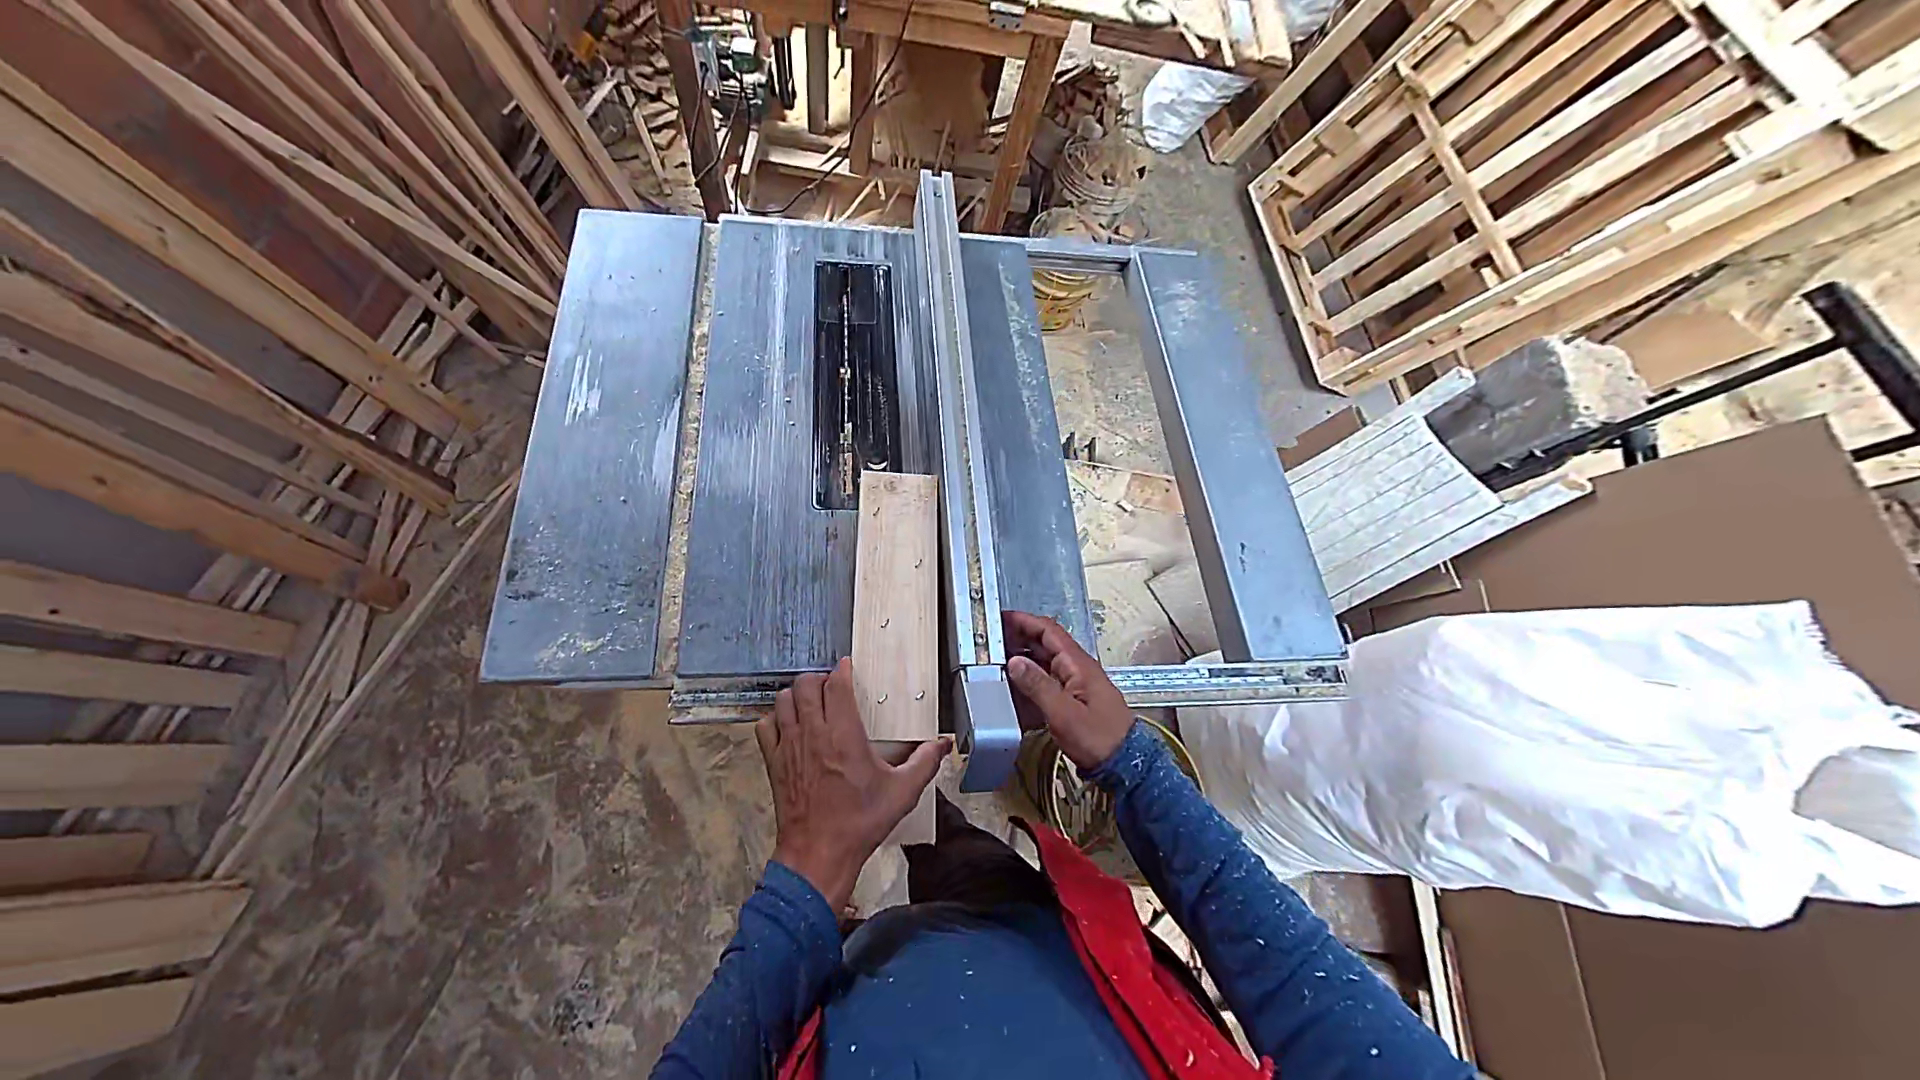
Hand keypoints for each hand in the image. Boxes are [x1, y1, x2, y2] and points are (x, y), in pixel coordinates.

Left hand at [756, 658, 949, 910]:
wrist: (819, 854)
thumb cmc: (859, 822)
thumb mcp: (902, 792)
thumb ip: (924, 763)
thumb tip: (942, 745)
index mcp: (844, 735)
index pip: (837, 685)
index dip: (842, 670)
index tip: (848, 668)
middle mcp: (813, 733)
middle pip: (806, 684)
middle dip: (819, 679)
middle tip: (832, 687)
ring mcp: (789, 746)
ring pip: (783, 700)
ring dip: (797, 695)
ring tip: (811, 702)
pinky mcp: (773, 762)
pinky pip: (765, 726)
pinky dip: (775, 718)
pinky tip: (788, 726)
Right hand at [1002, 610, 1133, 769]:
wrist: (1124, 764)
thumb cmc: (1099, 738)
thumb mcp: (1063, 712)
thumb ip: (1037, 685)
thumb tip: (1015, 662)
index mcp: (1077, 664)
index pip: (1048, 631)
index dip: (1024, 621)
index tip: (1001, 619)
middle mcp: (1076, 669)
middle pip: (1044, 645)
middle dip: (1018, 640)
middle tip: (992, 642)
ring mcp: (1075, 684)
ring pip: (1044, 663)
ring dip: (1022, 661)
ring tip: (997, 663)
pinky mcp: (1073, 700)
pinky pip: (1047, 682)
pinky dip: (1030, 681)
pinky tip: (1015, 689)